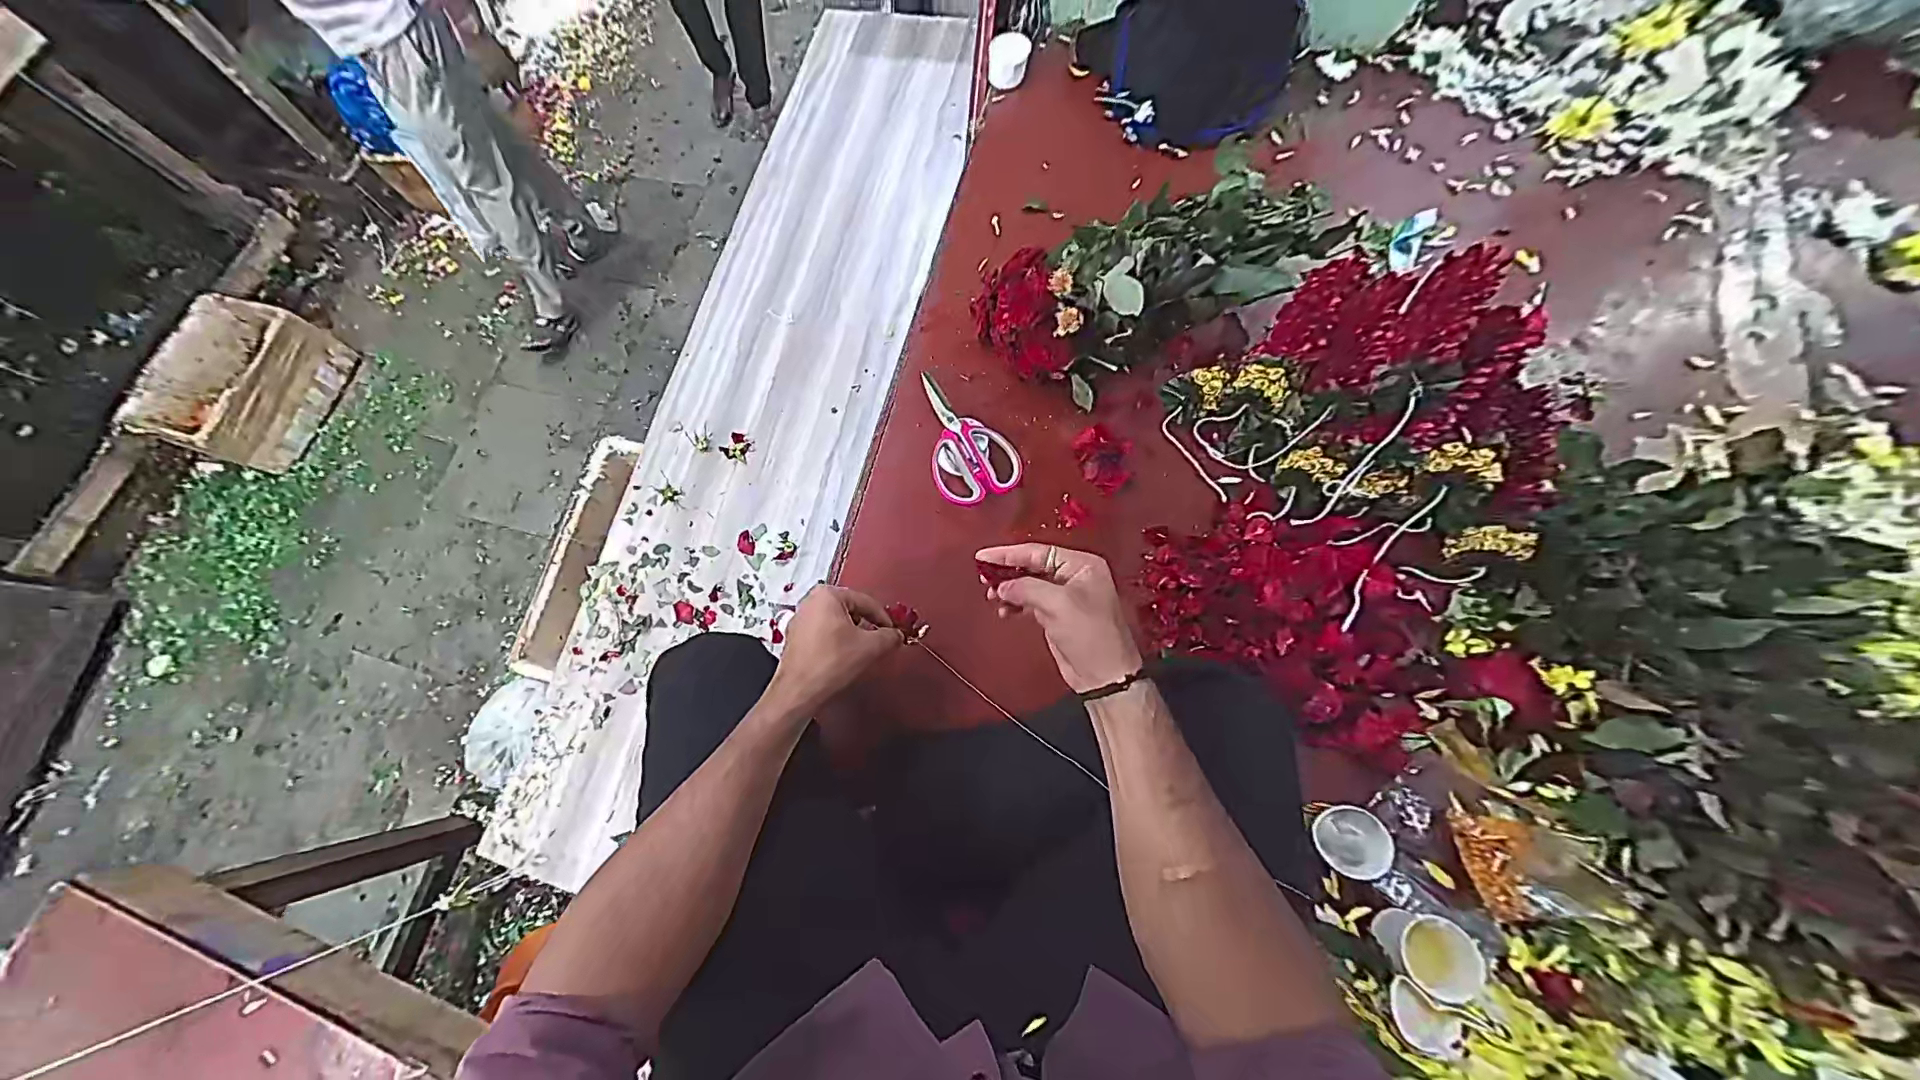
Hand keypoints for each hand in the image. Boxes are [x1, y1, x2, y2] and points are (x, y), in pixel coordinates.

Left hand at [766, 585, 904, 714]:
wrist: (799, 691)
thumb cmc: (831, 662)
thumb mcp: (870, 647)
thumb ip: (889, 636)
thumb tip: (896, 635)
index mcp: (827, 595)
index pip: (865, 602)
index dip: (883, 618)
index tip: (892, 631)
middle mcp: (810, 601)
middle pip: (850, 610)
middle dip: (867, 625)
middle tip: (879, 640)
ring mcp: (799, 619)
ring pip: (836, 621)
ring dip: (852, 634)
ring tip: (862, 651)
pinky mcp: (795, 637)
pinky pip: (823, 632)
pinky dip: (836, 641)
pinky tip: (843, 657)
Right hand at [976, 544, 1144, 693]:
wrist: (1104, 675)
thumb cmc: (1093, 636)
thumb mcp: (1059, 604)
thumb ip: (1027, 588)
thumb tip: (1003, 585)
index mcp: (1082, 565)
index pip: (1038, 551)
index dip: (1009, 553)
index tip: (984, 557)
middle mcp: (1074, 576)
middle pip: (1032, 565)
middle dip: (1007, 571)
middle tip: (984, 577)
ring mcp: (1065, 596)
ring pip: (1028, 584)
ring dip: (1008, 589)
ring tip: (991, 596)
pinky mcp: (1057, 614)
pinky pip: (1030, 601)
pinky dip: (1015, 604)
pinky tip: (1004, 610)